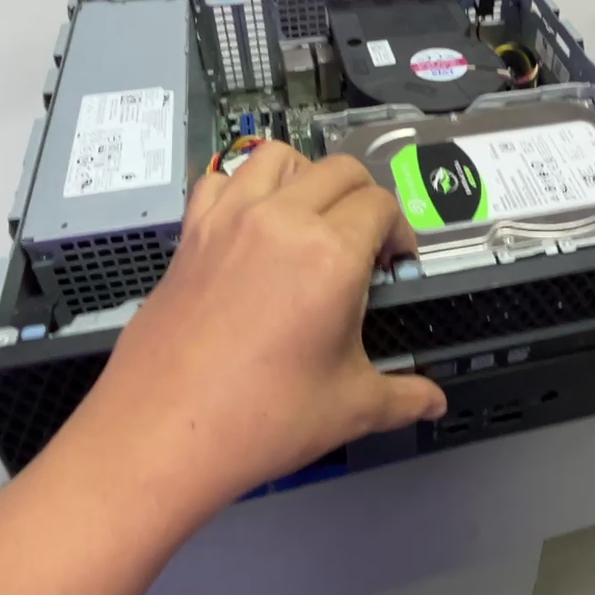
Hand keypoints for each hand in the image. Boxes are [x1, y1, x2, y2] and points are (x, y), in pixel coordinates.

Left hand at [80, 142, 446, 505]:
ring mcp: (230, 220)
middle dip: (366, 199)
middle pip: (340, 170)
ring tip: (313, 219)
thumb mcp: (350, 407)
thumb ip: (404, 395)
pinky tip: (254, 222)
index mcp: (331, 254)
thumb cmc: (261, 420)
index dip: (400, 231)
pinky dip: (244, 186)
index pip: (381, 205)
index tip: (396, 262)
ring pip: (280, 158)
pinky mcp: (193, 233)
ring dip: (309, 178)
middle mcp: (282, 221)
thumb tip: (434, 401)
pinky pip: (221, 179)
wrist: (161, 436)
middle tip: (365, 244)